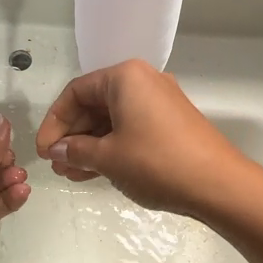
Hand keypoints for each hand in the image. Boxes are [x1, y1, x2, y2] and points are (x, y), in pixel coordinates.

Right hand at [33, 59, 249, 216]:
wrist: (219, 185)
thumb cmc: (156, 163)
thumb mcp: (108, 158)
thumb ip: (76, 151)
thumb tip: (56, 151)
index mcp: (125, 77)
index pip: (76, 92)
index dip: (54, 122)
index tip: (43, 151)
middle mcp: (143, 81)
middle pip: (94, 104)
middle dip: (72, 136)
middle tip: (56, 165)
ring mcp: (160, 103)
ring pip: (112, 120)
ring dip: (89, 145)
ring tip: (70, 174)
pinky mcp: (172, 125)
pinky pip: (131, 130)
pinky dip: (111, 148)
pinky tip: (94, 172)